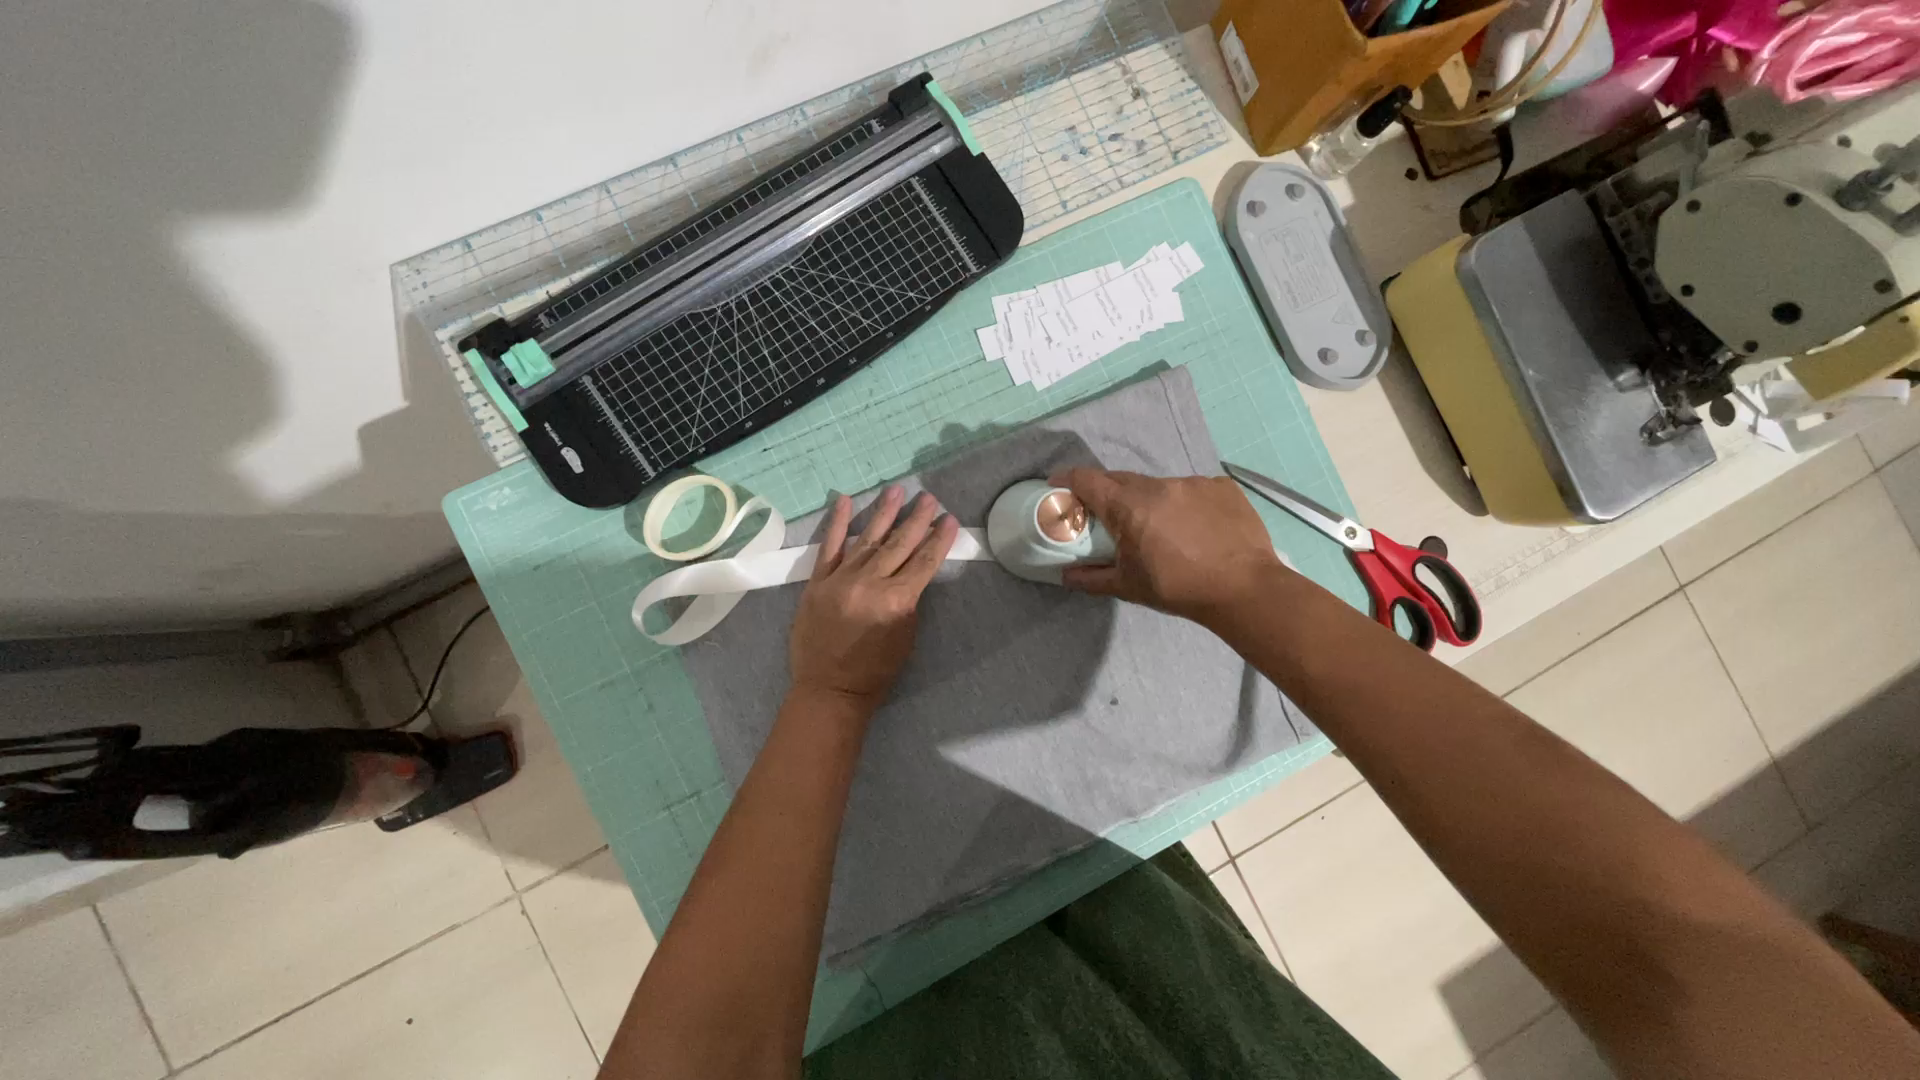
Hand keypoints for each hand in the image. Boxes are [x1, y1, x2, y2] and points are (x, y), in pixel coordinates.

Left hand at [787, 486, 959, 713]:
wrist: (829, 688)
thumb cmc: (875, 670)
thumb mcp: (905, 636)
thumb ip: (908, 599)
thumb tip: (911, 570)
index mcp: (896, 601)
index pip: (924, 562)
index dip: (939, 539)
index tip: (949, 519)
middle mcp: (869, 584)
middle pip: (899, 544)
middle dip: (916, 519)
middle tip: (929, 498)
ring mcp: (841, 579)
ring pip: (867, 538)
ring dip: (884, 512)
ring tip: (897, 490)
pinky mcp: (818, 581)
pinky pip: (829, 546)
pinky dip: (837, 522)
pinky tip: (844, 500)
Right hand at [1049, 467, 1286, 624]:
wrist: (1244, 589)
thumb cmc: (1179, 589)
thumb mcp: (1129, 587)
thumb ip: (1091, 578)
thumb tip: (1064, 575)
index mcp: (1129, 507)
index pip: (1087, 480)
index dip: (1068, 480)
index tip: (1058, 487)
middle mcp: (1158, 486)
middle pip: (1121, 479)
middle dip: (1108, 493)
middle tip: (1106, 515)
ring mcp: (1193, 483)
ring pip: (1158, 486)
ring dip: (1150, 501)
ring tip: (1161, 529)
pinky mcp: (1221, 487)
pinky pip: (1192, 490)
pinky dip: (1184, 504)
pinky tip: (1195, 528)